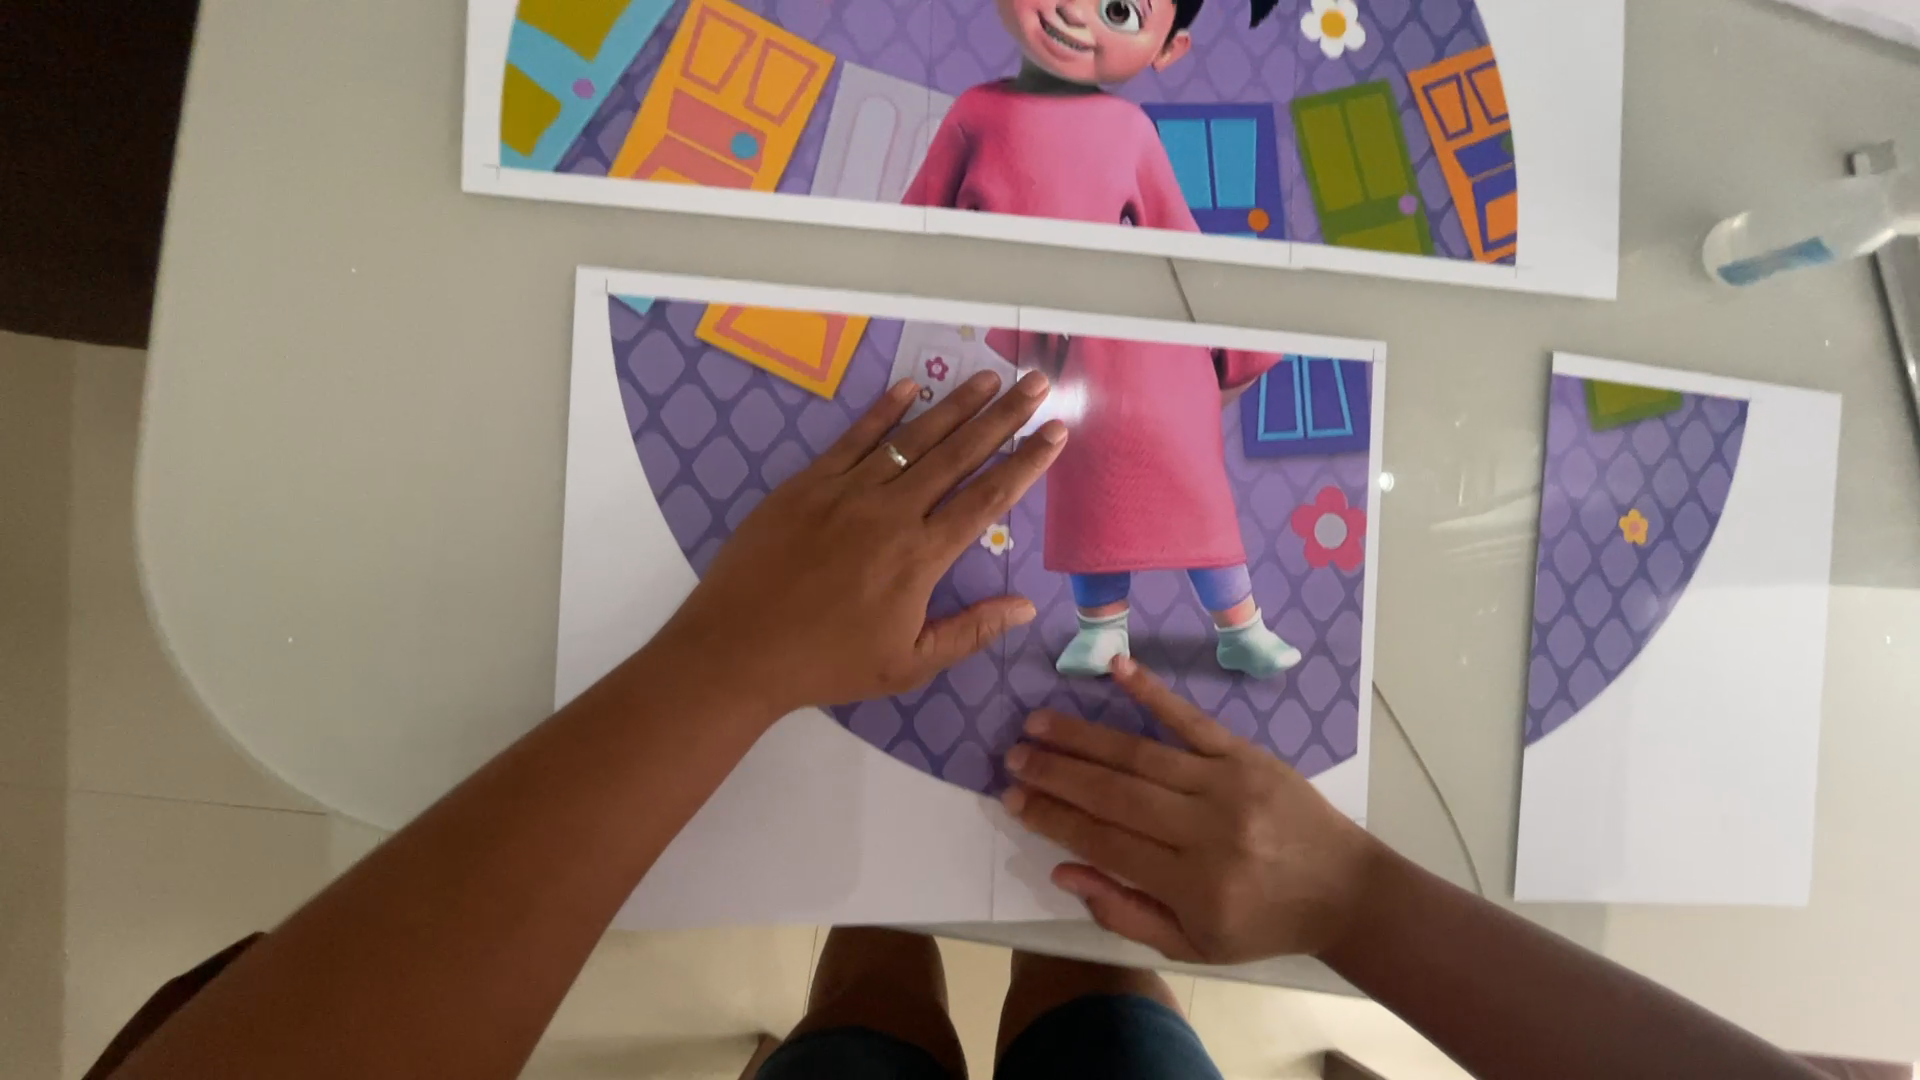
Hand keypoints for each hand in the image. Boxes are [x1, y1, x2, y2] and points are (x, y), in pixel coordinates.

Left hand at [662, 370, 1065, 718]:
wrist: (738, 650)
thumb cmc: (828, 662)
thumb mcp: (908, 664)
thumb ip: (970, 631)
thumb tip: (1026, 605)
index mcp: (921, 556)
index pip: (987, 499)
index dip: (1025, 463)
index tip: (1056, 432)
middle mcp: (892, 512)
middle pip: (959, 455)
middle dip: (1003, 417)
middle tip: (1034, 383)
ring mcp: (847, 491)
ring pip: (912, 439)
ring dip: (954, 406)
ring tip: (988, 379)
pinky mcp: (807, 484)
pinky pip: (853, 439)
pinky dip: (883, 411)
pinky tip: (909, 386)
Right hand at [1001, 656, 1382, 963]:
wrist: (1345, 891)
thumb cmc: (1261, 922)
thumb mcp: (1193, 943)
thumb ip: (1123, 911)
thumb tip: (1061, 867)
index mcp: (1192, 885)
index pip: (1104, 841)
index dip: (1052, 817)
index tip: (1012, 798)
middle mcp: (1205, 830)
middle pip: (1114, 793)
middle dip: (1055, 772)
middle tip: (1011, 756)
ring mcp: (1226, 784)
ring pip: (1139, 754)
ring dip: (1083, 735)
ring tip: (1038, 722)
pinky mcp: (1245, 753)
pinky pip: (1191, 719)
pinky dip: (1151, 691)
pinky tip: (1116, 668)